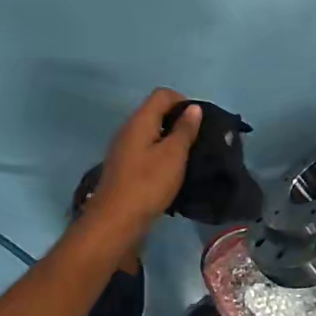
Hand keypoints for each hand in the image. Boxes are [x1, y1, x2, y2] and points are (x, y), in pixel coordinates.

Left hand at [80, 88, 203, 244]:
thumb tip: (193, 108)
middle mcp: (128, 130)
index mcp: (139, 121)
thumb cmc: (148, 184)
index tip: (199, 121)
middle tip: (197, 139)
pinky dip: (159, 154)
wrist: (115, 221)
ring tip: (188, 156)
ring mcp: (122, 149)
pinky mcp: (123, 167)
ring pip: (150, 133)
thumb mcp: (173, 155)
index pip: (162, 95)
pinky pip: (145, 150)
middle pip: (154, 112)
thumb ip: (184, 130)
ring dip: (169, 139)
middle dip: (178, 120)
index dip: (183, 101)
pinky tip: (170, 171)